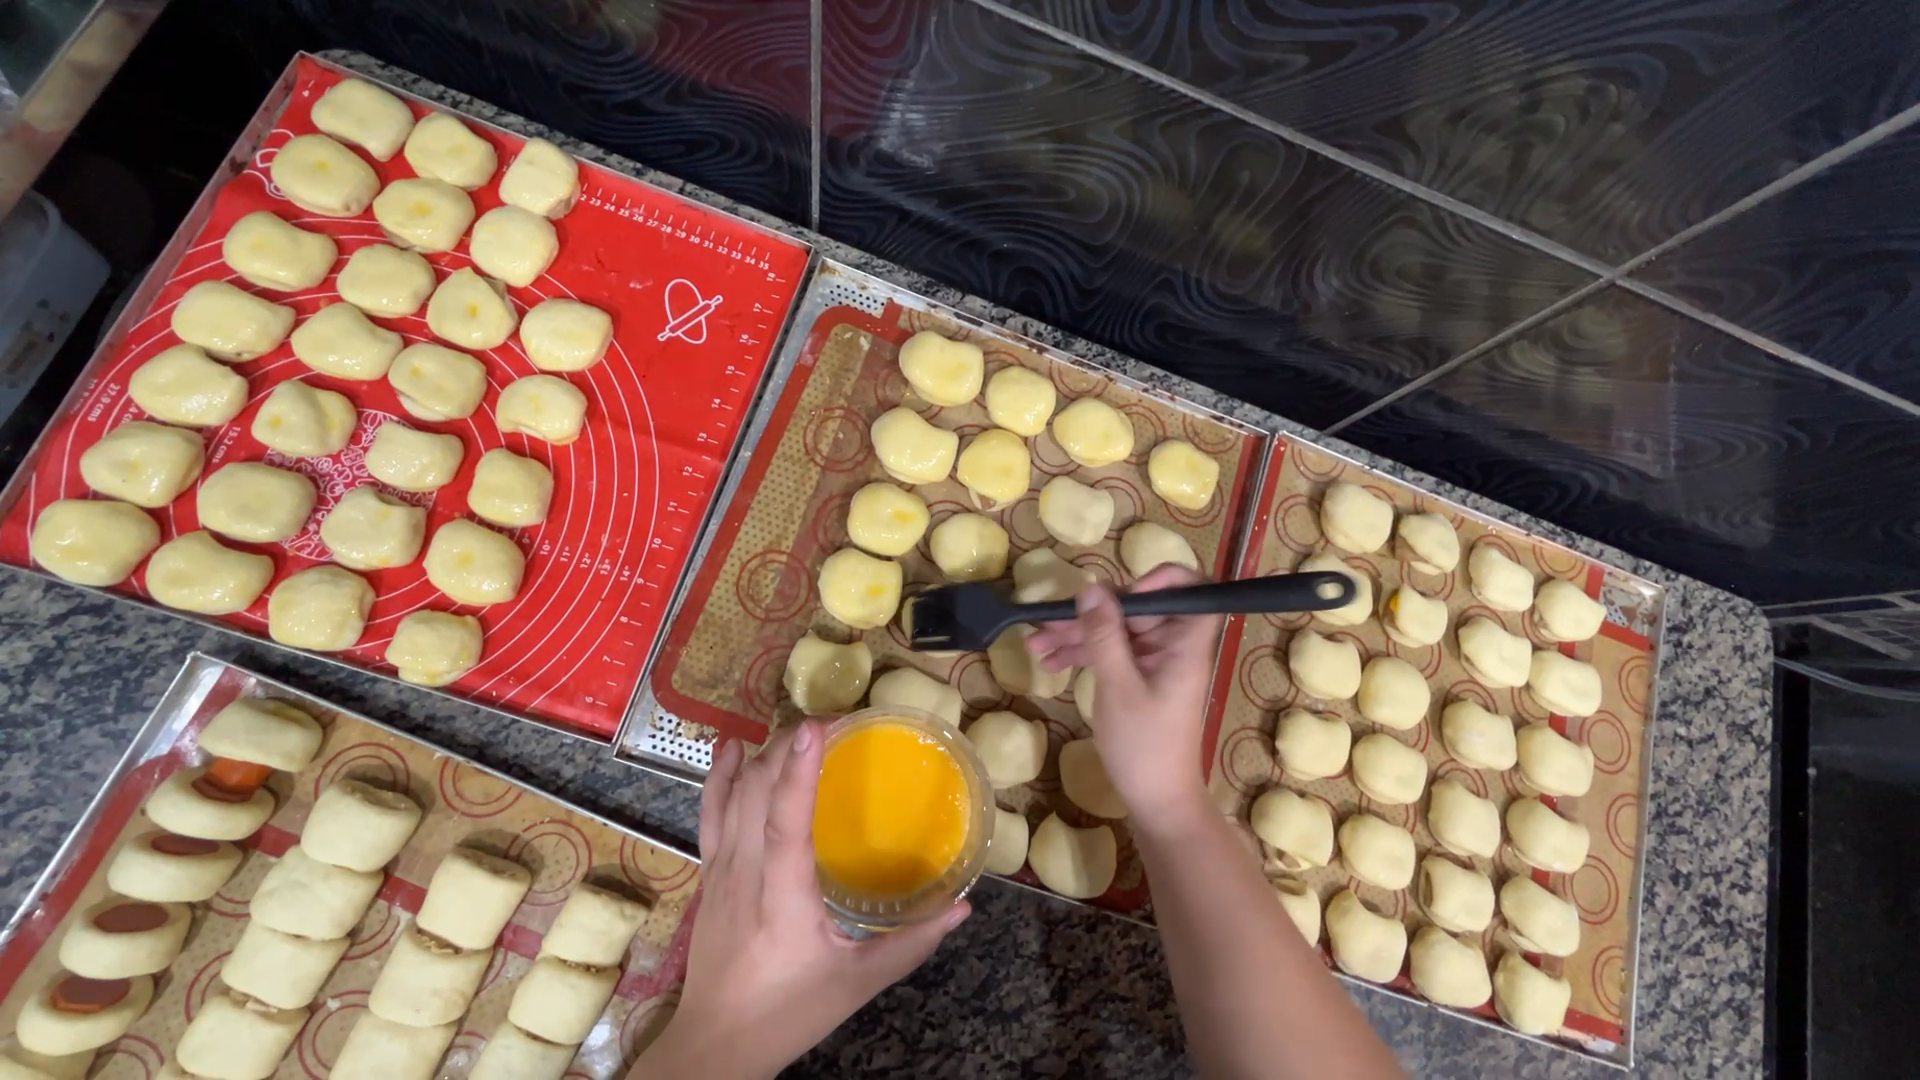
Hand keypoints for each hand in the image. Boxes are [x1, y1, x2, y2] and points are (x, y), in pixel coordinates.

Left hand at [631, 721, 970, 1079]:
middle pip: (758, 793)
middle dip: (789, 747)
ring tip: (798, 730)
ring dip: (765, 755)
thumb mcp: (857, 984)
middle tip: (834, 724)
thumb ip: (910, 945)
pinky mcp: (710, 873)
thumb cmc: (789, 1011)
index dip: (798, 771)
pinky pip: (710, 813)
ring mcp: (722, 870)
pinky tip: (732, 746)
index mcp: (783, 898)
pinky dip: (720, 776)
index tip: (816, 727)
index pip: (785, 822)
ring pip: (735, 796)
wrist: (715, 1044)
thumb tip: (963, 907)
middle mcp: (746, 873)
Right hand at [1025, 564, 1223, 824]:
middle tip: (1051, 623)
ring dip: (1079, 634)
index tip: (1125, 595)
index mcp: (1185, 644)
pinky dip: (1084, 653)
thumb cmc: (1145, 745)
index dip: (1161, 581)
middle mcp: (1174, 645)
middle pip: (1138, 608)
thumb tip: (1091, 587)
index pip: (1192, 590)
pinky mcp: (1139, 677)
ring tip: (1036, 645)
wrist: (1156, 799)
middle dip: (1094, 612)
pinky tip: (1050, 661)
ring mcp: (1156, 662)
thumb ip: (1104, 635)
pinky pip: (1112, 652)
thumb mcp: (1118, 687)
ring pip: (1118, 629)